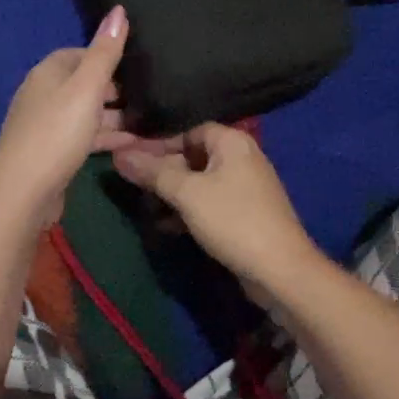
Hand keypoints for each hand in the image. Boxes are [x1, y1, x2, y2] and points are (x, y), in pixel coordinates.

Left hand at [0, 6, 134, 226]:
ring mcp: (45, 125)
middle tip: (151, 95)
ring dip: (115, 115)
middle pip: (84, 83)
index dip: (109, 57)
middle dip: (116, 88)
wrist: (23, 194)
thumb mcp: (86, 89)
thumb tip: (119, 9)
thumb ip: (105, 52)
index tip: (139, 66)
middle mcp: (43, 94)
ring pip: (86, 112)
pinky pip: (84, 136)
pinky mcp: (52, 152)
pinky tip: (133, 143)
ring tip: (151, 120)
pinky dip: (106, 136)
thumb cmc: (56, 134)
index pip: (81, 53)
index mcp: (47, 73)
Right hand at [112, 124, 324, 291]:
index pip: (187, 128)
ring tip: (144, 205)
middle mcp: (240, 157)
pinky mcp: (243, 213)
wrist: (280, 269)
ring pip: (199, 181)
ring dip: (172, 192)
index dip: (158, 141)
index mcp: (232, 142)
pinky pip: (209, 202)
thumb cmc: (233, 220)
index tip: (129, 156)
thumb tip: (118, 154)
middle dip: (162, 169)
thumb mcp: (187, 194)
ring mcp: (244, 186)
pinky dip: (188, 210)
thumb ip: (153, 172)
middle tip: (131, 182)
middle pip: (192, 154)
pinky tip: (166, 225)